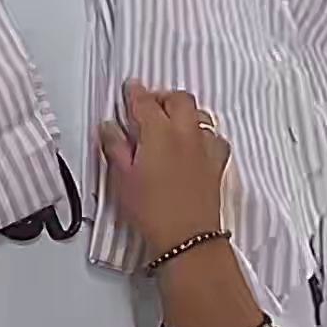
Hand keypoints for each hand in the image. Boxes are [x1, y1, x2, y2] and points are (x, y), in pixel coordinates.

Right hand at [96, 78, 227, 256]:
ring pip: (199, 114)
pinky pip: (214, 136)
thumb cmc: (151, 209)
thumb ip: (114, 146)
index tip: (129, 88)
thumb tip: (109, 127)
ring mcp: (205, 147)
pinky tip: (193, 143)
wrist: (186, 238)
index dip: (135, 92)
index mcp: (159, 132)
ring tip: (169, 122)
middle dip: (162, 97)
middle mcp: (185, 133)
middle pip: (178, 99)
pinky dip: (203, 133)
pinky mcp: (217, 163)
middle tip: (148, 105)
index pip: (145, 101)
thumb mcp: (121, 177)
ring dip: (183, 111)